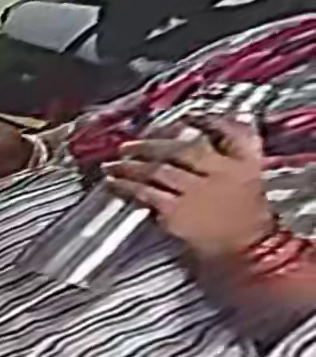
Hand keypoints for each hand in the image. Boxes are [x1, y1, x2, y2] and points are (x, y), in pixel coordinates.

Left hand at [106, 116, 276, 261]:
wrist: (240, 239)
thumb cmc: (236, 207)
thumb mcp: (242, 176)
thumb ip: (222, 158)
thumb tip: (186, 143)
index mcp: (246, 162)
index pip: (235, 133)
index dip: (212, 122)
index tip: (188, 117)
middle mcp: (223, 172)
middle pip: (183, 150)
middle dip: (150, 146)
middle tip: (127, 146)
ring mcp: (198, 190)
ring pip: (158, 170)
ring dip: (129, 166)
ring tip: (111, 164)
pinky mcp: (176, 208)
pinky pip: (144, 192)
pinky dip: (124, 185)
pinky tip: (111, 182)